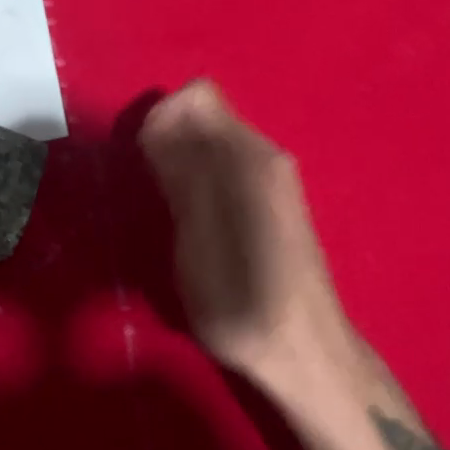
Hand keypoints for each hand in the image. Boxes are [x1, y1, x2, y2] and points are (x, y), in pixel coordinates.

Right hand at [139, 80, 355, 382]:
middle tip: (154, 190)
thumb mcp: (195, 237)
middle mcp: (265, 153)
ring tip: (170, 210)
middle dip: (167, 138)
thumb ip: (179, 172)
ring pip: (210, 140)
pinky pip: (222, 164)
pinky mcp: (271, 198)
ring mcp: (272, 176)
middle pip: (202, 115)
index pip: (196, 96)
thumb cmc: (241, 300)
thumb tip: (159, 118)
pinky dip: (197, 179)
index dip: (160, 119)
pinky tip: (193, 220)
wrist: (304, 353)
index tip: (145, 162)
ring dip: (180, 161)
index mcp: (248, 155)